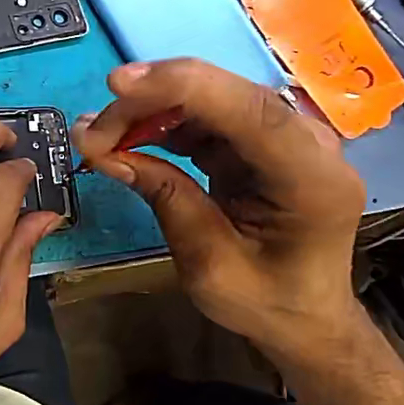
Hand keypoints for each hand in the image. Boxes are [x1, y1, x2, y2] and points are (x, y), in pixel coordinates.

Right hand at [77, 59, 366, 341]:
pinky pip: (206, 114)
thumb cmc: (266, 302)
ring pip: (208, 98)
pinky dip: (161, 122)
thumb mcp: (208, 264)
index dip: (180, 87)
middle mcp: (306, 142)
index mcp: (311, 177)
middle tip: (92, 131)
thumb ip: (165, 198)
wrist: (304, 317)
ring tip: (100, 137)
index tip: (116, 86)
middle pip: (223, 94)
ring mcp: (284, 136)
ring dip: (149, 110)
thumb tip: (103, 150)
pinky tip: (127, 137)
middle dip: (150, 101)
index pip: (248, 109)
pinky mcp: (259, 139)